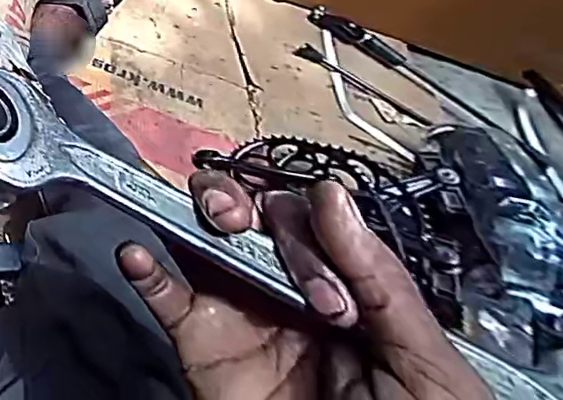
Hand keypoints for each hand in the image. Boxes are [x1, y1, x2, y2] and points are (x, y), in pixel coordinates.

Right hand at [118, 175, 490, 399]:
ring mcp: (234, 308)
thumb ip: (381, 282)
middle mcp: (281, 286)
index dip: (305, 227)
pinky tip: (136, 257)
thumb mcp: (427, 372)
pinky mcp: (197, 338)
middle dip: (240, 199)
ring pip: (198, 232)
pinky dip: (142, 268)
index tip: (330, 291)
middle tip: (248, 227)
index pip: (303, 220)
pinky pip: (161, 293)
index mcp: (342, 288)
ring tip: (214, 223)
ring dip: (195, 209)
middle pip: (243, 210)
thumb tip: (328, 191)